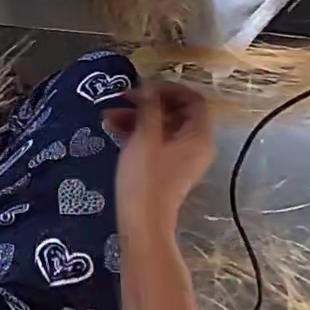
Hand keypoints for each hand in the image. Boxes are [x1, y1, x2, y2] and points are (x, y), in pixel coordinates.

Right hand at [106, 83, 213, 236]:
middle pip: (177, 112)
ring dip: (138, 117)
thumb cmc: (146, 178)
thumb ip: (149, 107)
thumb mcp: (146, 137)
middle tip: (122, 99)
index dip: (169, 89)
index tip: (144, 88)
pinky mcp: (168, 169)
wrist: (142, 223)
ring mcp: (182, 159)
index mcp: (199, 136)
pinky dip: (139, 133)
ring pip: (163, 127)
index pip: (193, 99)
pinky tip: (114, 129)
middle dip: (148, 103)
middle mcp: (196, 145)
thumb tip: (149, 86)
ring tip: (109, 115)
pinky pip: (157, 142)